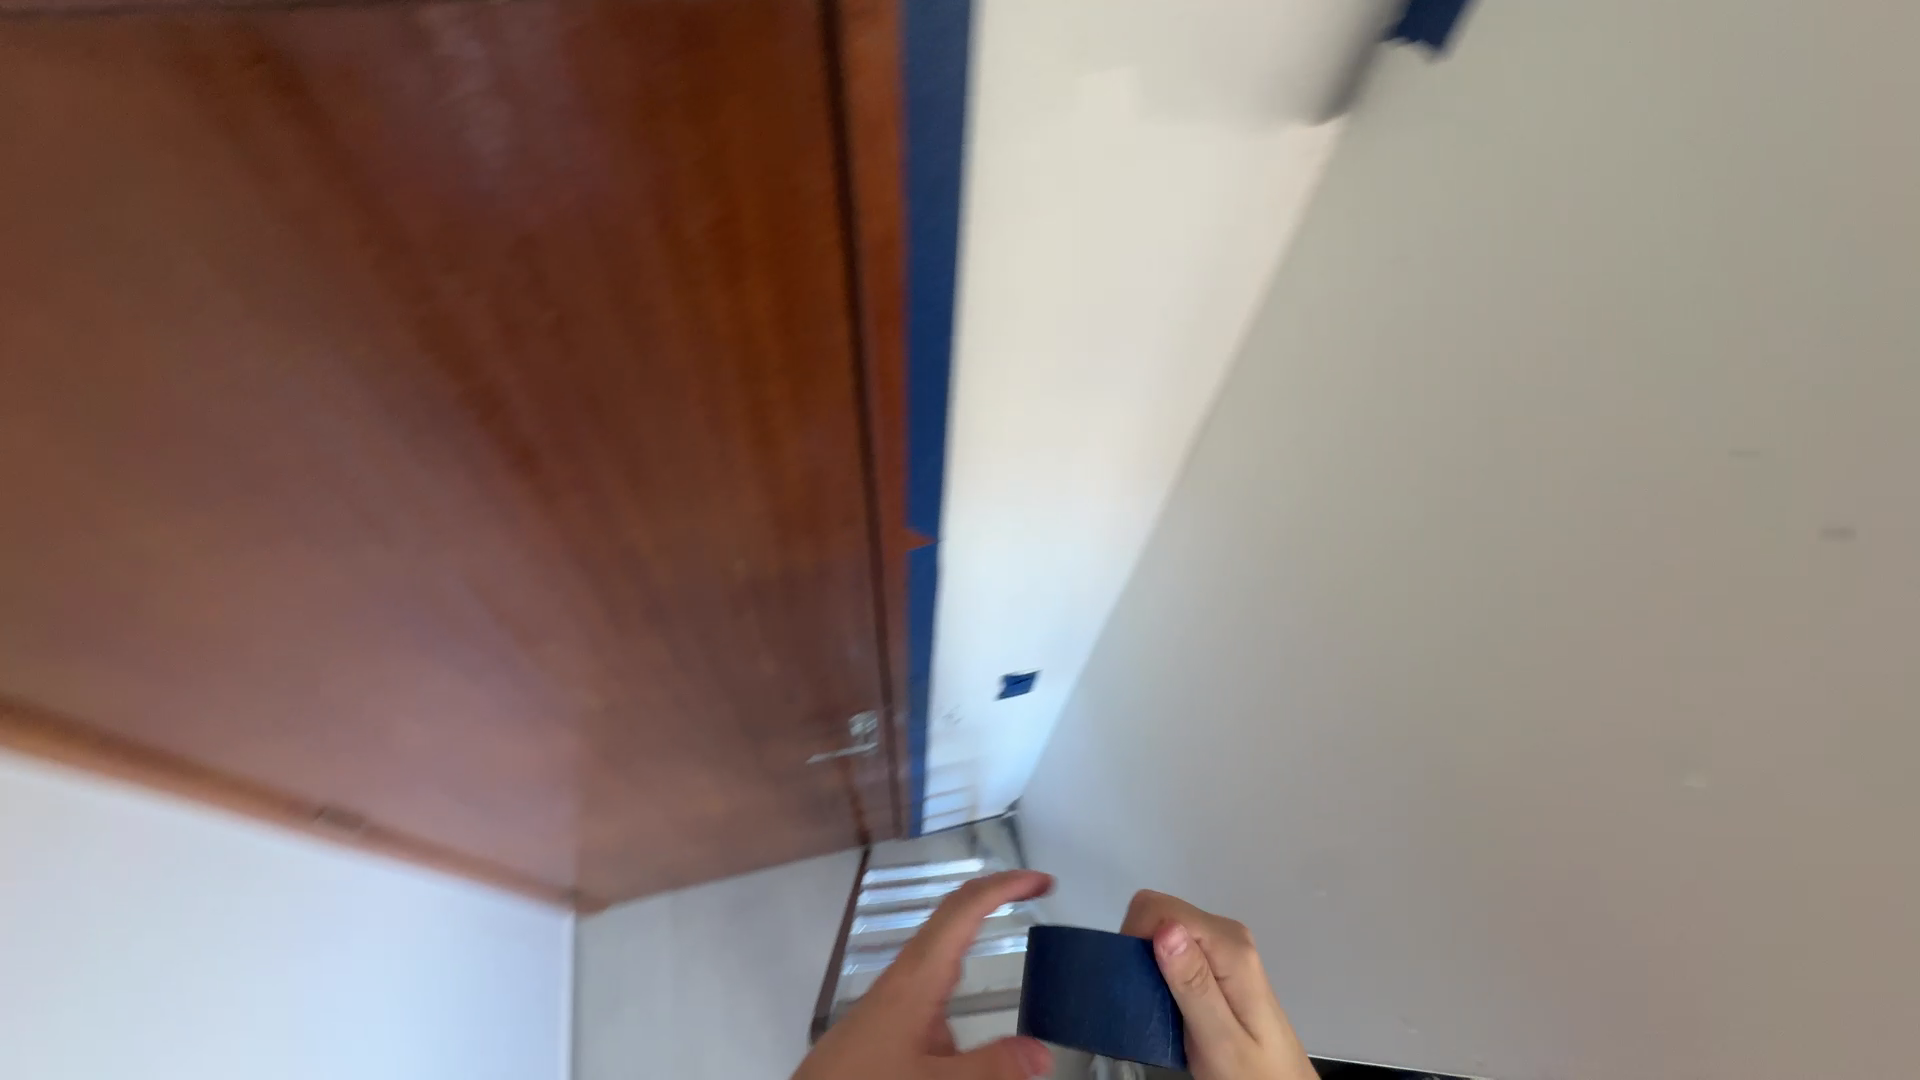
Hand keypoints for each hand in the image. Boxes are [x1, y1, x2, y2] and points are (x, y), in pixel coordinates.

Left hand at [794, 870, 1055, 1079]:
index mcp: (919, 974)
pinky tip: (969, 971)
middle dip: (996, 888)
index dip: (1006, 886)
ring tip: (1011, 908)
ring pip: (943, 932)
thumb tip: (1044, 1054)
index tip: (1043, 880)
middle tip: (1037, 887)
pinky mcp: (891, 1006)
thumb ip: (989, 1069)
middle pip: (955, 908)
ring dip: (977, 912)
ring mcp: (897, 985)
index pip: (967, 909)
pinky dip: (962, 946)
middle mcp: (909, 968)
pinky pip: (935, 959)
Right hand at [1120, 890, 1316, 1079]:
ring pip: (1164, 926)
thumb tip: (1165, 928)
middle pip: (1161, 912)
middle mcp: (1227, 933)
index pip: (1161, 909)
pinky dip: (1160, 965)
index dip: (1137, 937)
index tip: (1137, 982)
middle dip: (1141, 947)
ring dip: (1149, 958)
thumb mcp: (1220, 1041)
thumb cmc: (1252, 1075)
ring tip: (1158, 1003)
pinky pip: (1174, 942)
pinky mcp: (1218, 956)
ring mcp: (1223, 943)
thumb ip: (1193, 985)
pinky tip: (1169, 998)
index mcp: (1229, 946)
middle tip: (1147, 997)